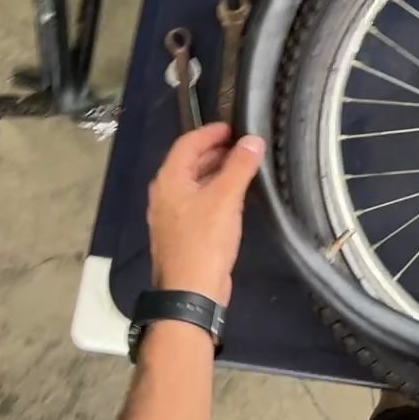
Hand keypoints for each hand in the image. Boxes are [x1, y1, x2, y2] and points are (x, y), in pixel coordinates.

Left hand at [145, 123, 264, 305]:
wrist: (191, 292)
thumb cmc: (204, 240)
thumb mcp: (226, 198)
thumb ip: (240, 166)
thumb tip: (253, 140)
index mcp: (169, 180)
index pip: (187, 143)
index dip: (211, 132)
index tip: (234, 127)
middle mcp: (165, 194)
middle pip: (189, 162)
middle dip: (216, 150)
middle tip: (243, 145)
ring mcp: (172, 215)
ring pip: (195, 182)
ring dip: (217, 171)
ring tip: (244, 166)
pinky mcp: (183, 232)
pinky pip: (199, 200)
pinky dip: (215, 190)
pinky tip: (234, 196)